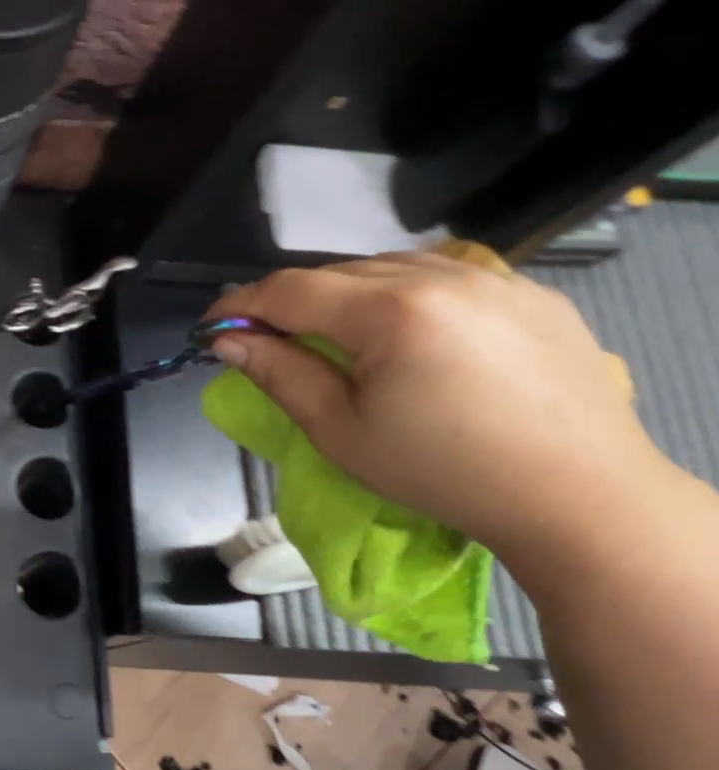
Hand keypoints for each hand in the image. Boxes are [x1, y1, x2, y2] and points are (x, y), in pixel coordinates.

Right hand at [206, 253, 664, 557]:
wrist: (573, 490)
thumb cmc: (439, 471)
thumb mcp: (340, 431)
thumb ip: (281, 374)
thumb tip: (229, 341)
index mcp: (393, 312)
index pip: (291, 289)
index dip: (240, 304)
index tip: (209, 328)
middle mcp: (444, 276)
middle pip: (337, 272)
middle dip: (288, 301)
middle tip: (260, 339)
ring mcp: (494, 278)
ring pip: (389, 267)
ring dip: (342, 295)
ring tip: (326, 337)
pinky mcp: (527, 291)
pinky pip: (443, 276)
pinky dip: (399, 294)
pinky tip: (397, 334)